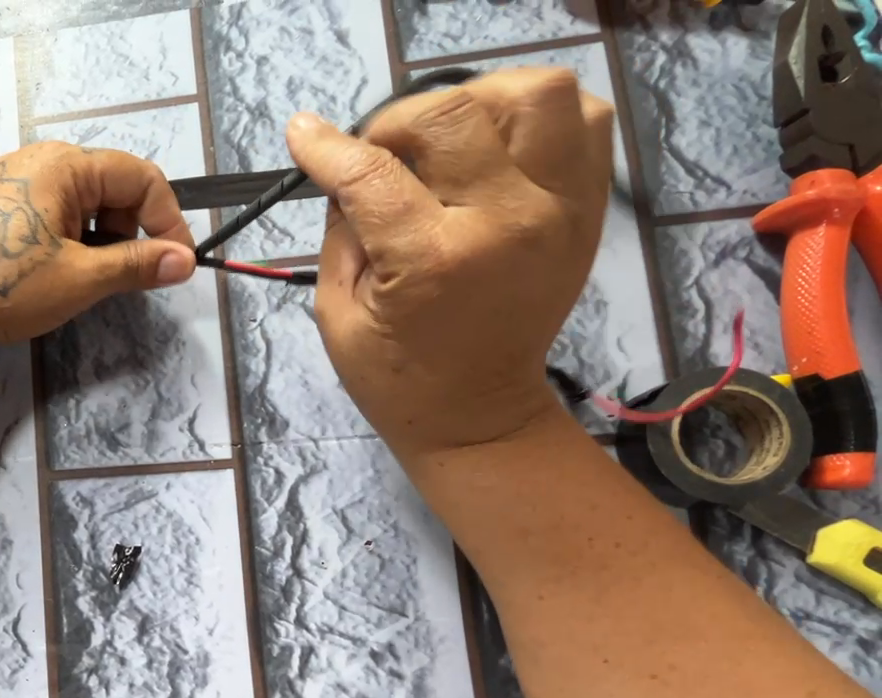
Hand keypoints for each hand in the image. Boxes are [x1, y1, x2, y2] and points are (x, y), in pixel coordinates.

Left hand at [0, 142, 196, 356]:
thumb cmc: (7, 289)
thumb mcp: (81, 279)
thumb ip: (136, 265)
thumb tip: (184, 262)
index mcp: (62, 165)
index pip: (139, 177)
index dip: (166, 220)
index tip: (175, 262)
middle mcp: (32, 159)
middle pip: (104, 185)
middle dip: (125, 229)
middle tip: (120, 274)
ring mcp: (1, 180)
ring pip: (69, 200)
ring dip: (90, 236)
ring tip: (77, 277)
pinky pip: (36, 210)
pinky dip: (57, 236)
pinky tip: (40, 271)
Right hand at [285, 67, 613, 459]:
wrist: (476, 411)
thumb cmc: (393, 374)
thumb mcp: (337, 313)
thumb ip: (342, 232)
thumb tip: (345, 169)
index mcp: (431, 258)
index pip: (372, 174)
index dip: (327, 148)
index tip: (301, 133)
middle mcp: (506, 220)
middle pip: (456, 114)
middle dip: (399, 120)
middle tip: (378, 151)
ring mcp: (559, 207)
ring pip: (537, 95)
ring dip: (479, 101)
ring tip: (445, 137)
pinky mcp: (586, 206)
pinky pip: (583, 117)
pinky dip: (535, 114)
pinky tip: (494, 144)